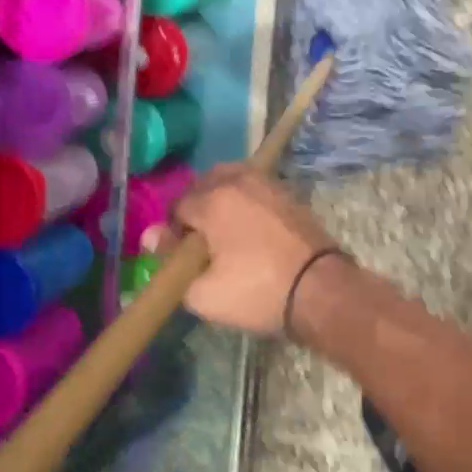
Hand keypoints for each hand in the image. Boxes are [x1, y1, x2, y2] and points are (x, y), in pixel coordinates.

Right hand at [162, 162, 339, 335]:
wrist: (319, 288)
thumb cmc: (256, 290)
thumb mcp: (203, 291)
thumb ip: (171, 261)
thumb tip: (151, 236)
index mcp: (214, 198)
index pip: (178, 206)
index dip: (174, 232)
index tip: (181, 257)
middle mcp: (241, 180)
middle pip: (207, 183)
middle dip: (198, 207)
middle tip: (201, 242)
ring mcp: (271, 184)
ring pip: (235, 180)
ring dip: (224, 200)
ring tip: (226, 235)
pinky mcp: (292, 195)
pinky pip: (258, 190)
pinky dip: (249, 202)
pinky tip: (252, 231)